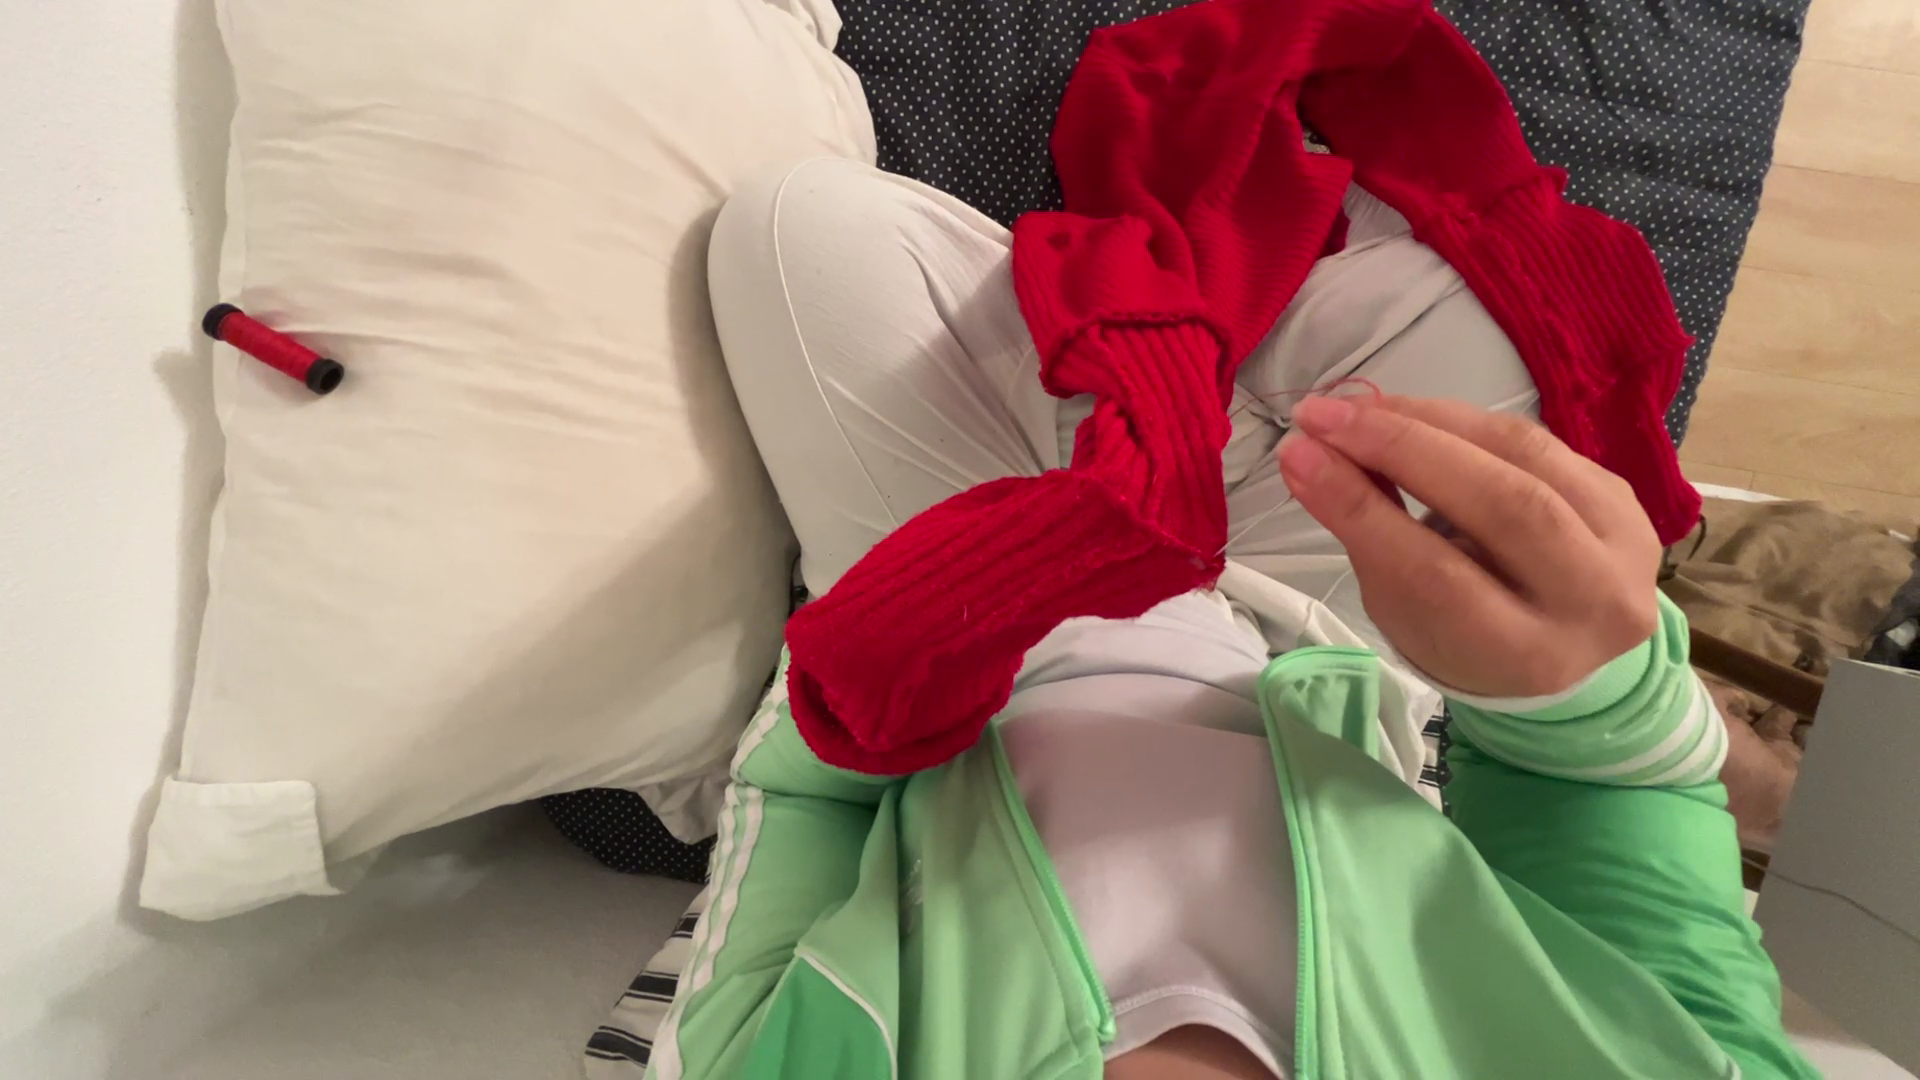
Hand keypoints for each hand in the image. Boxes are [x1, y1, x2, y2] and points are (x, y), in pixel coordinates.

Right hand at [1277, 394, 1660, 698]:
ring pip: (1524, 455)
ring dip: (1426, 419)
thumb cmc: (1449, 633)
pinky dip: (1459, 419)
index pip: (1433, 571)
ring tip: (1354, 410)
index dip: (1360, 507)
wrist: (1550, 646)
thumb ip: (1361, 532)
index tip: (1297, 454)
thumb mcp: (1394, 603)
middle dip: (1398, 446)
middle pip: (1500, 503)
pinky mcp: (1628, 497)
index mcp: (1523, 655)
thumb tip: (1303, 456)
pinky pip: (1534, 440)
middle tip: (1322, 417)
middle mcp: (1597, 602)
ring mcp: (1627, 543)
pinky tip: (1405, 416)